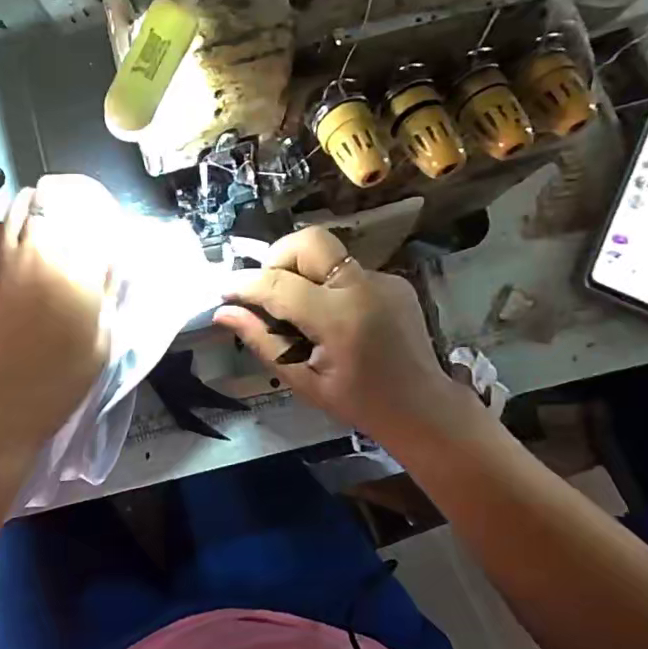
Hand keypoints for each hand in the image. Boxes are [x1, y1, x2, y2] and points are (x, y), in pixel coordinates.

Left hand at [0, 178, 112, 457]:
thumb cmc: (57, 385)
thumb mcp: (100, 344)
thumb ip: (105, 295)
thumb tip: (109, 261)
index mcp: (74, 273)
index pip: (92, 217)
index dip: (104, 211)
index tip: (110, 221)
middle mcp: (36, 255)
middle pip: (51, 200)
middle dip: (70, 198)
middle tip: (81, 211)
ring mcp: (1, 262)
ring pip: (18, 208)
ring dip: (38, 205)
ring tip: (50, 216)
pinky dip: (9, 225)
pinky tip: (18, 238)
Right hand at [214, 227, 480, 445]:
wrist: (423, 406)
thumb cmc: (358, 402)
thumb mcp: (303, 381)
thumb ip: (262, 341)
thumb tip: (224, 313)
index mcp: (339, 319)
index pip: (279, 284)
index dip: (244, 284)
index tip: (224, 291)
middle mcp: (363, 287)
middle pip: (308, 241)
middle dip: (277, 257)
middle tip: (267, 290)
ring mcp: (382, 280)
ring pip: (327, 253)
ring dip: (301, 271)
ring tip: (298, 310)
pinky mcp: (393, 280)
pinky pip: (346, 270)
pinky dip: (327, 285)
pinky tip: (332, 318)